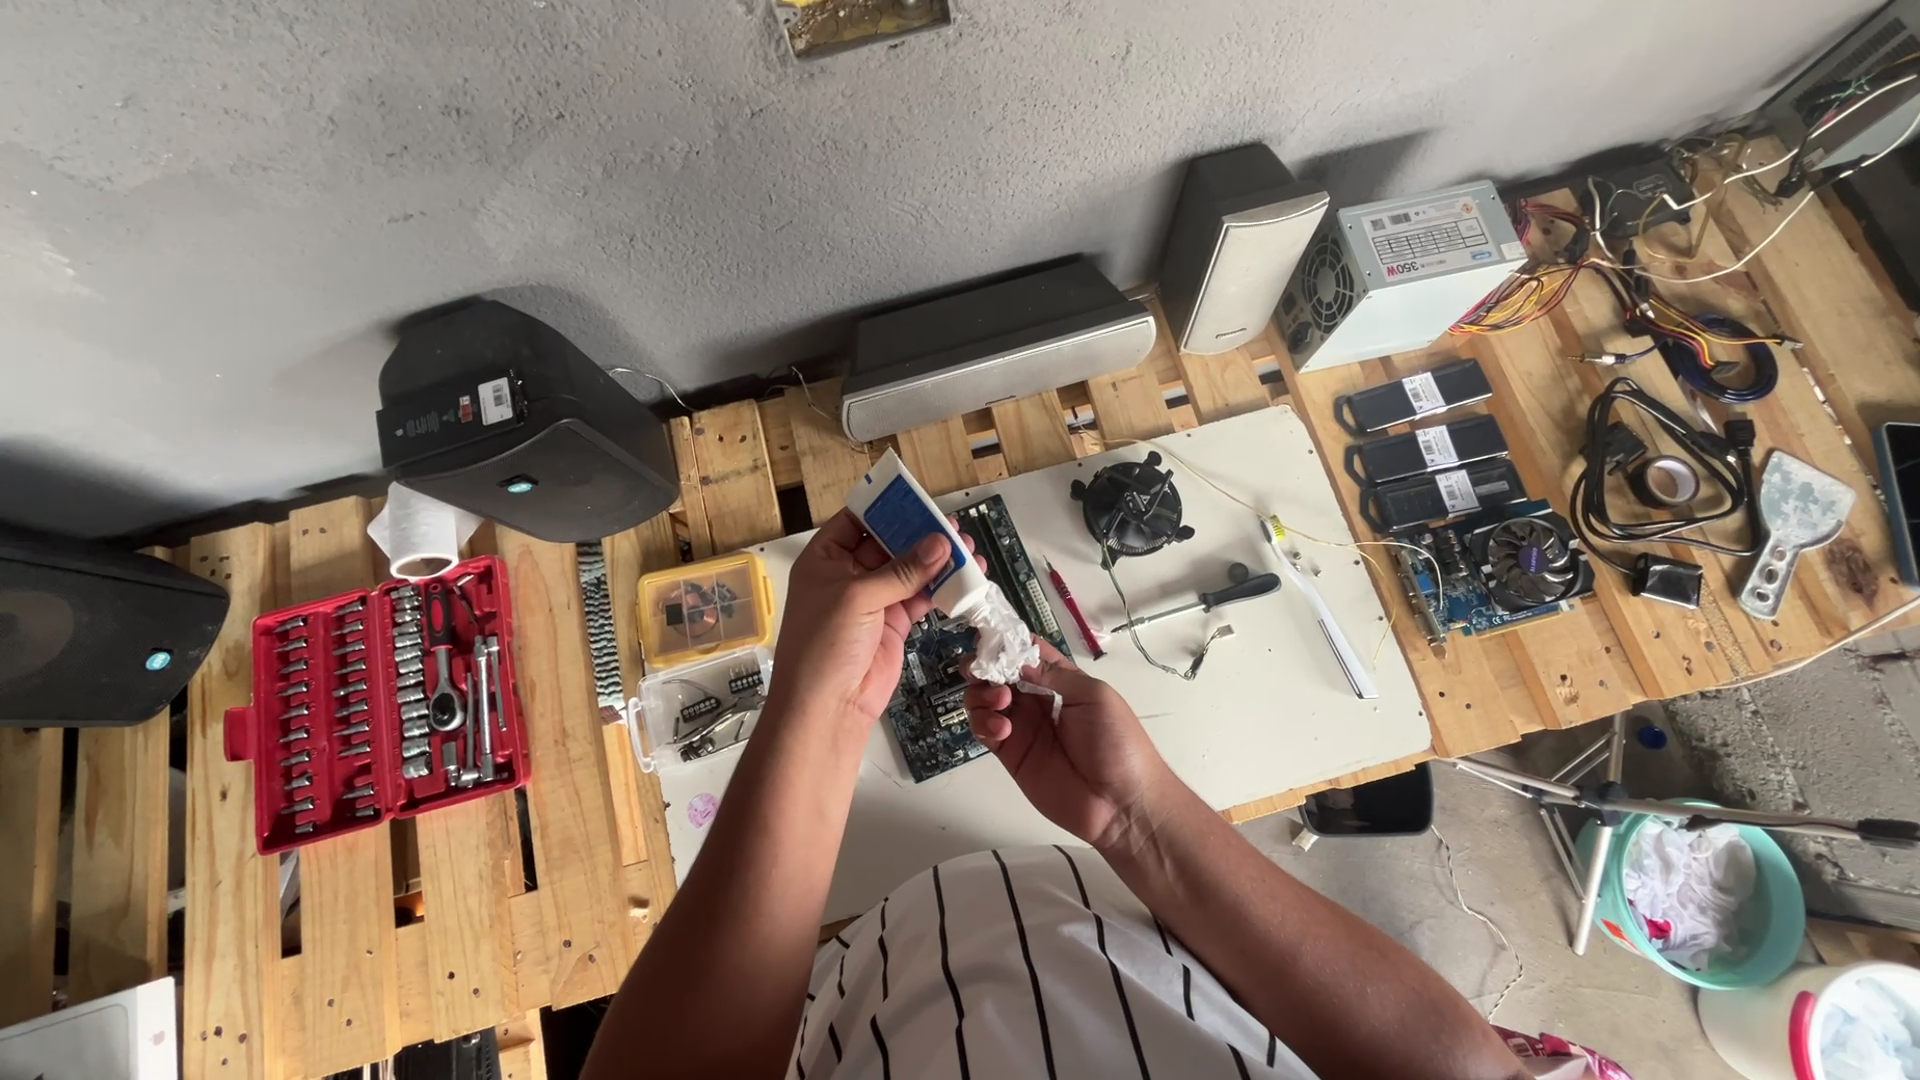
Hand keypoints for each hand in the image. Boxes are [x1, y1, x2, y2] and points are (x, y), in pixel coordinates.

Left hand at [768, 509, 957, 727]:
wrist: (827, 707)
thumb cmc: (823, 646)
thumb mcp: (857, 599)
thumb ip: (901, 570)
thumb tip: (939, 543)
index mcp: (825, 559)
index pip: (857, 521)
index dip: (886, 509)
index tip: (919, 499)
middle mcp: (848, 575)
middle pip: (888, 543)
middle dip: (920, 534)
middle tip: (953, 525)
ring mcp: (872, 600)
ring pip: (909, 570)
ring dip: (936, 561)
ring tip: (968, 548)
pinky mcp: (893, 623)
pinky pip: (919, 597)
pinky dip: (941, 588)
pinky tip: (963, 578)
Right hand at [964, 639, 1174, 849]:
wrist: (1121, 803)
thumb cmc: (1118, 742)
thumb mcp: (1094, 696)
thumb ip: (1054, 675)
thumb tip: (1019, 658)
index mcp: (1060, 681)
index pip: (1027, 652)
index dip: (1007, 642)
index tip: (991, 638)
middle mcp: (1037, 699)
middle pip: (998, 673)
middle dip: (985, 666)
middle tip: (984, 670)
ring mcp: (1021, 727)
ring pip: (984, 698)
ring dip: (982, 693)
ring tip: (999, 701)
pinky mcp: (1010, 754)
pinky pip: (984, 730)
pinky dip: (983, 722)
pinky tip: (1002, 729)